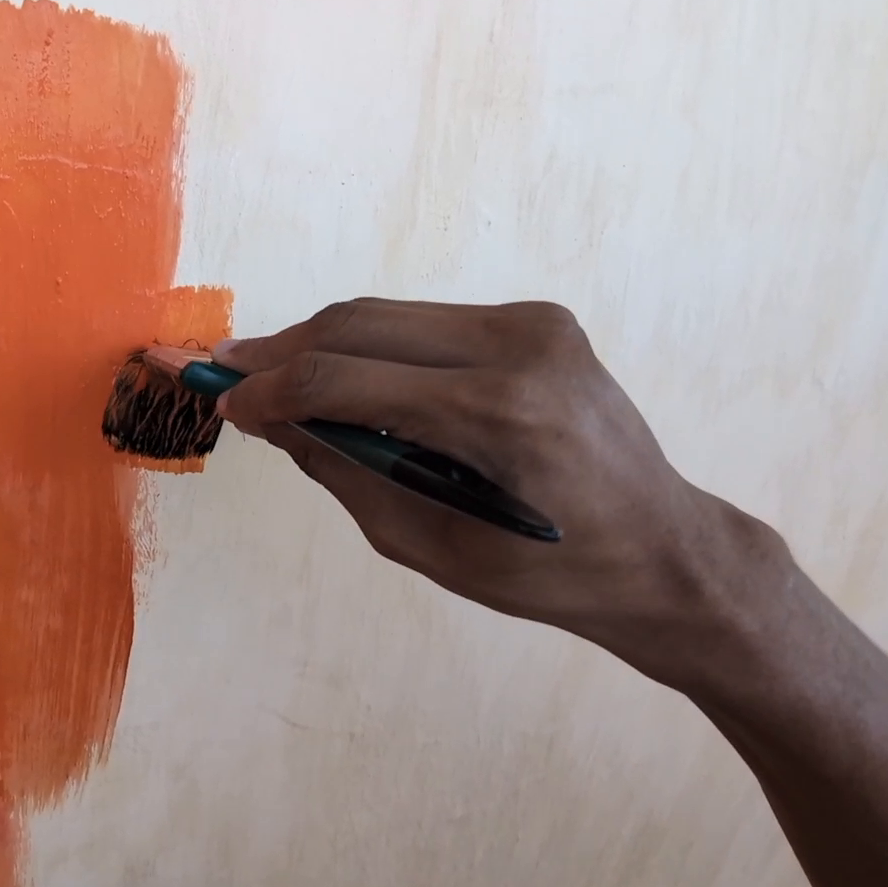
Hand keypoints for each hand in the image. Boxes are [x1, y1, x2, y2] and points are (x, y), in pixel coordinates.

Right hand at [214, 298, 788, 681]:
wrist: (666, 550)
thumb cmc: (542, 572)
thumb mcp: (418, 539)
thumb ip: (336, 466)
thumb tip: (266, 417)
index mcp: (494, 415)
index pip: (339, 380)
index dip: (265, 389)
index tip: (222, 405)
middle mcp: (516, 346)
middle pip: (351, 327)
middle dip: (275, 351)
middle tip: (221, 371)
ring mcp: (529, 322)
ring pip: (376, 314)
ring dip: (309, 341)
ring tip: (260, 369)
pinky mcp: (531, 318)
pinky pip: (411, 322)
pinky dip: (357, 344)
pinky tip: (328, 369)